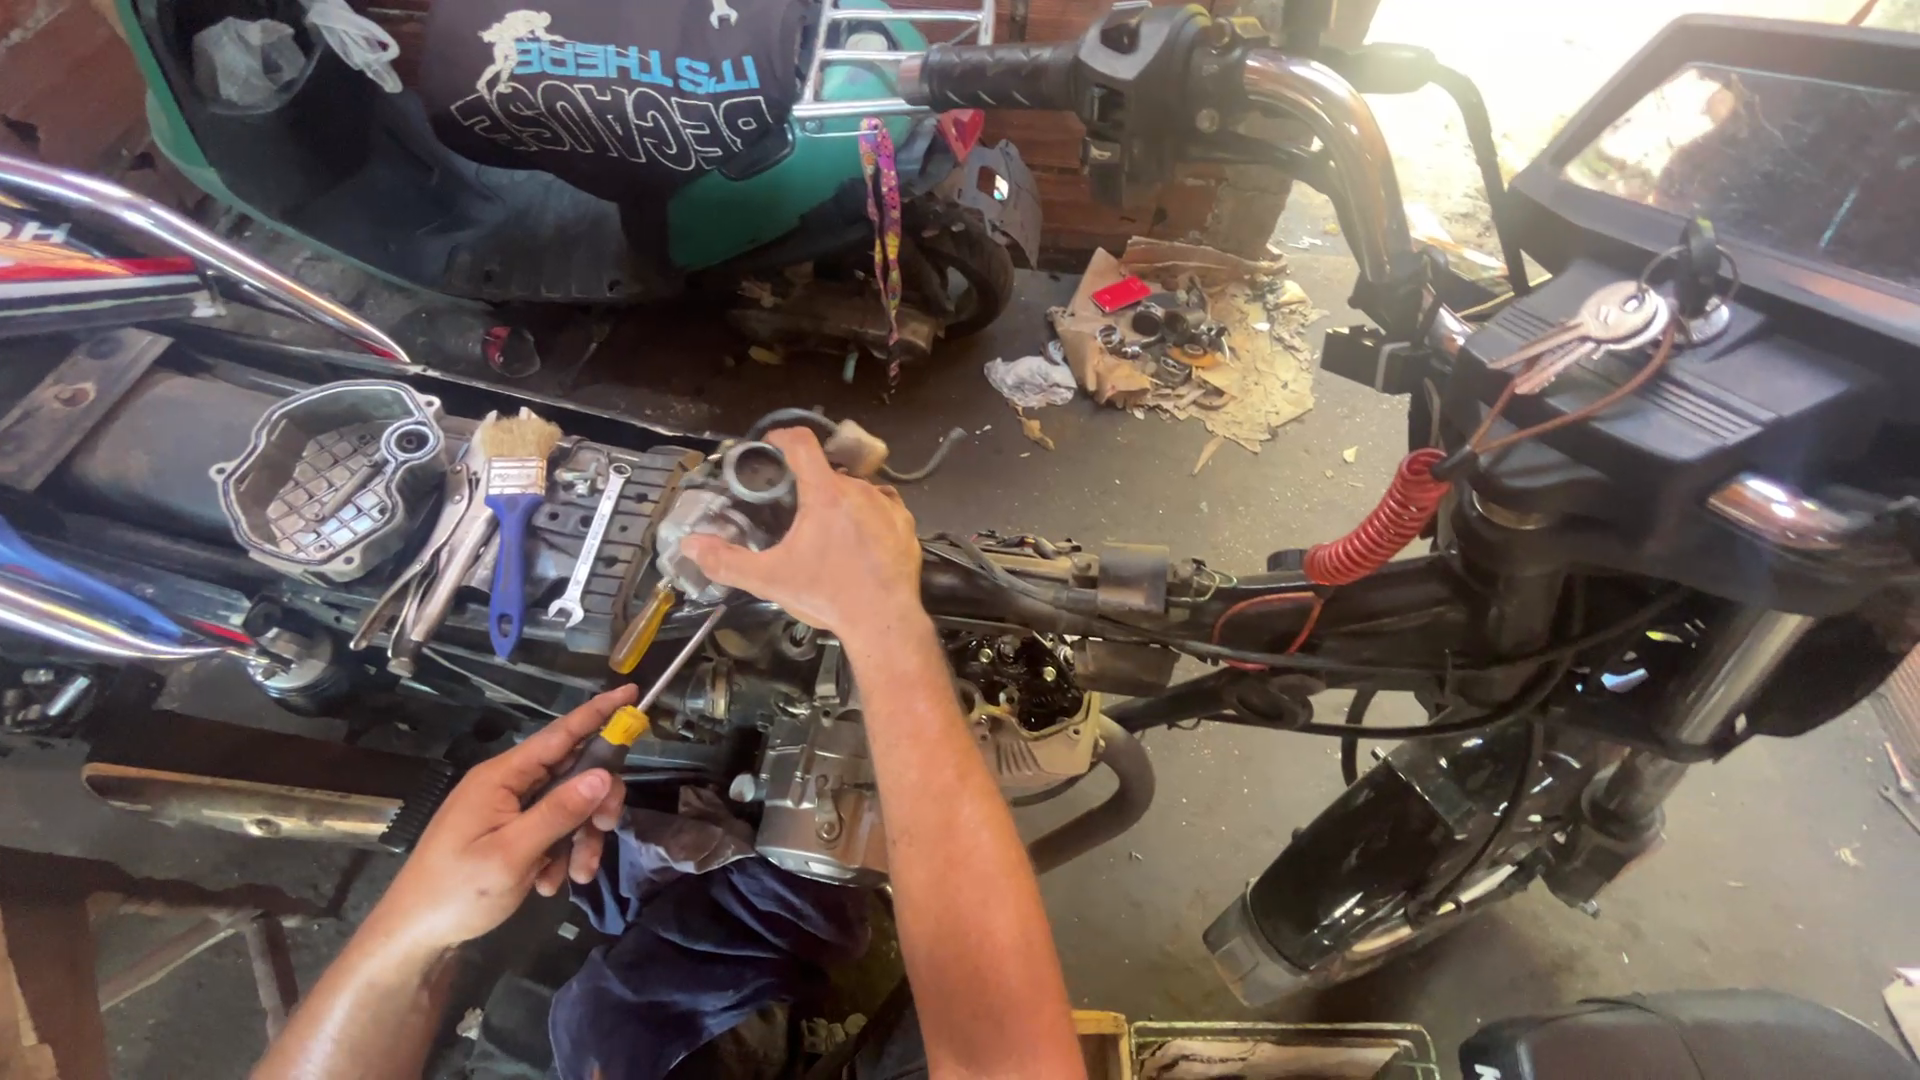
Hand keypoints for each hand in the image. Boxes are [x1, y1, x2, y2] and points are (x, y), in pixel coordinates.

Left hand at [359, 684, 635, 959]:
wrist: (410, 940)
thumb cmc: (455, 892)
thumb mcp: (511, 854)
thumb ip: (559, 811)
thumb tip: (605, 774)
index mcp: (502, 776)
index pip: (561, 733)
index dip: (599, 712)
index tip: (632, 692)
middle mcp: (509, 783)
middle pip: (574, 772)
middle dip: (597, 802)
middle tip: (607, 828)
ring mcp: (509, 808)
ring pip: (570, 804)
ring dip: (581, 837)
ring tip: (578, 874)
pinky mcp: (511, 831)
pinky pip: (554, 828)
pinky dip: (562, 852)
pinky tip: (551, 881)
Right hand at [682, 428, 926, 649]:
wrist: (884, 621)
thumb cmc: (828, 595)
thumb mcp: (770, 580)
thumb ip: (727, 561)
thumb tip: (691, 546)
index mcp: (826, 494)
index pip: (802, 444)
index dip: (782, 438)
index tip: (771, 445)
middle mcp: (860, 490)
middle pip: (829, 474)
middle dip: (811, 488)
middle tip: (797, 513)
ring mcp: (888, 506)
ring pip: (858, 491)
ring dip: (842, 503)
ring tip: (830, 534)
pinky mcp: (906, 525)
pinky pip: (884, 508)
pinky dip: (870, 517)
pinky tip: (861, 542)